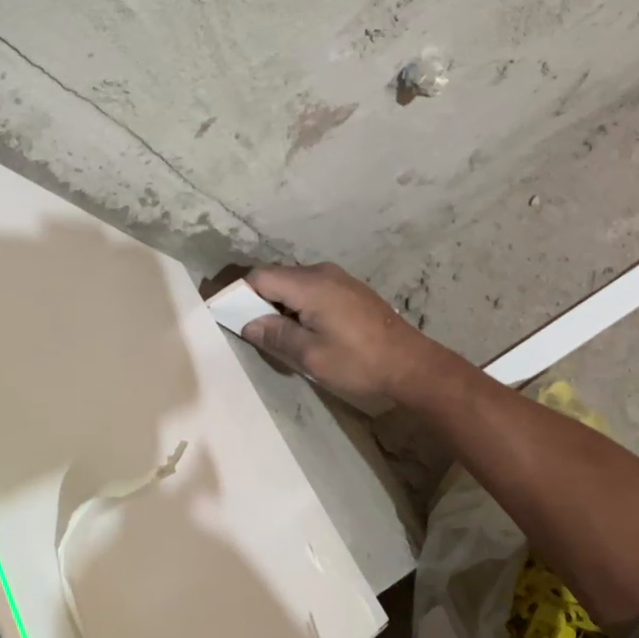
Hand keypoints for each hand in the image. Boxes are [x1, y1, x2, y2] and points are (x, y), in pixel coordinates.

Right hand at [239, 263, 454, 404]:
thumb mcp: (310, 355)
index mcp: (309, 285)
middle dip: (259, 300)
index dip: (240, 293)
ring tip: (277, 334)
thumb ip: (275, 334)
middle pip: (276, 277)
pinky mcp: (350, 290)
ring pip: (294, 283)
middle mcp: (322, 272)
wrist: (411, 365)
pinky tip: (304, 330)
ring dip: (280, 304)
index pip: (260, 276)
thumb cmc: (358, 362)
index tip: (228, 315)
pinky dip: (298, 304)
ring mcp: (339, 279)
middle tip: (250, 329)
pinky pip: (312, 289)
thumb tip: (248, 322)